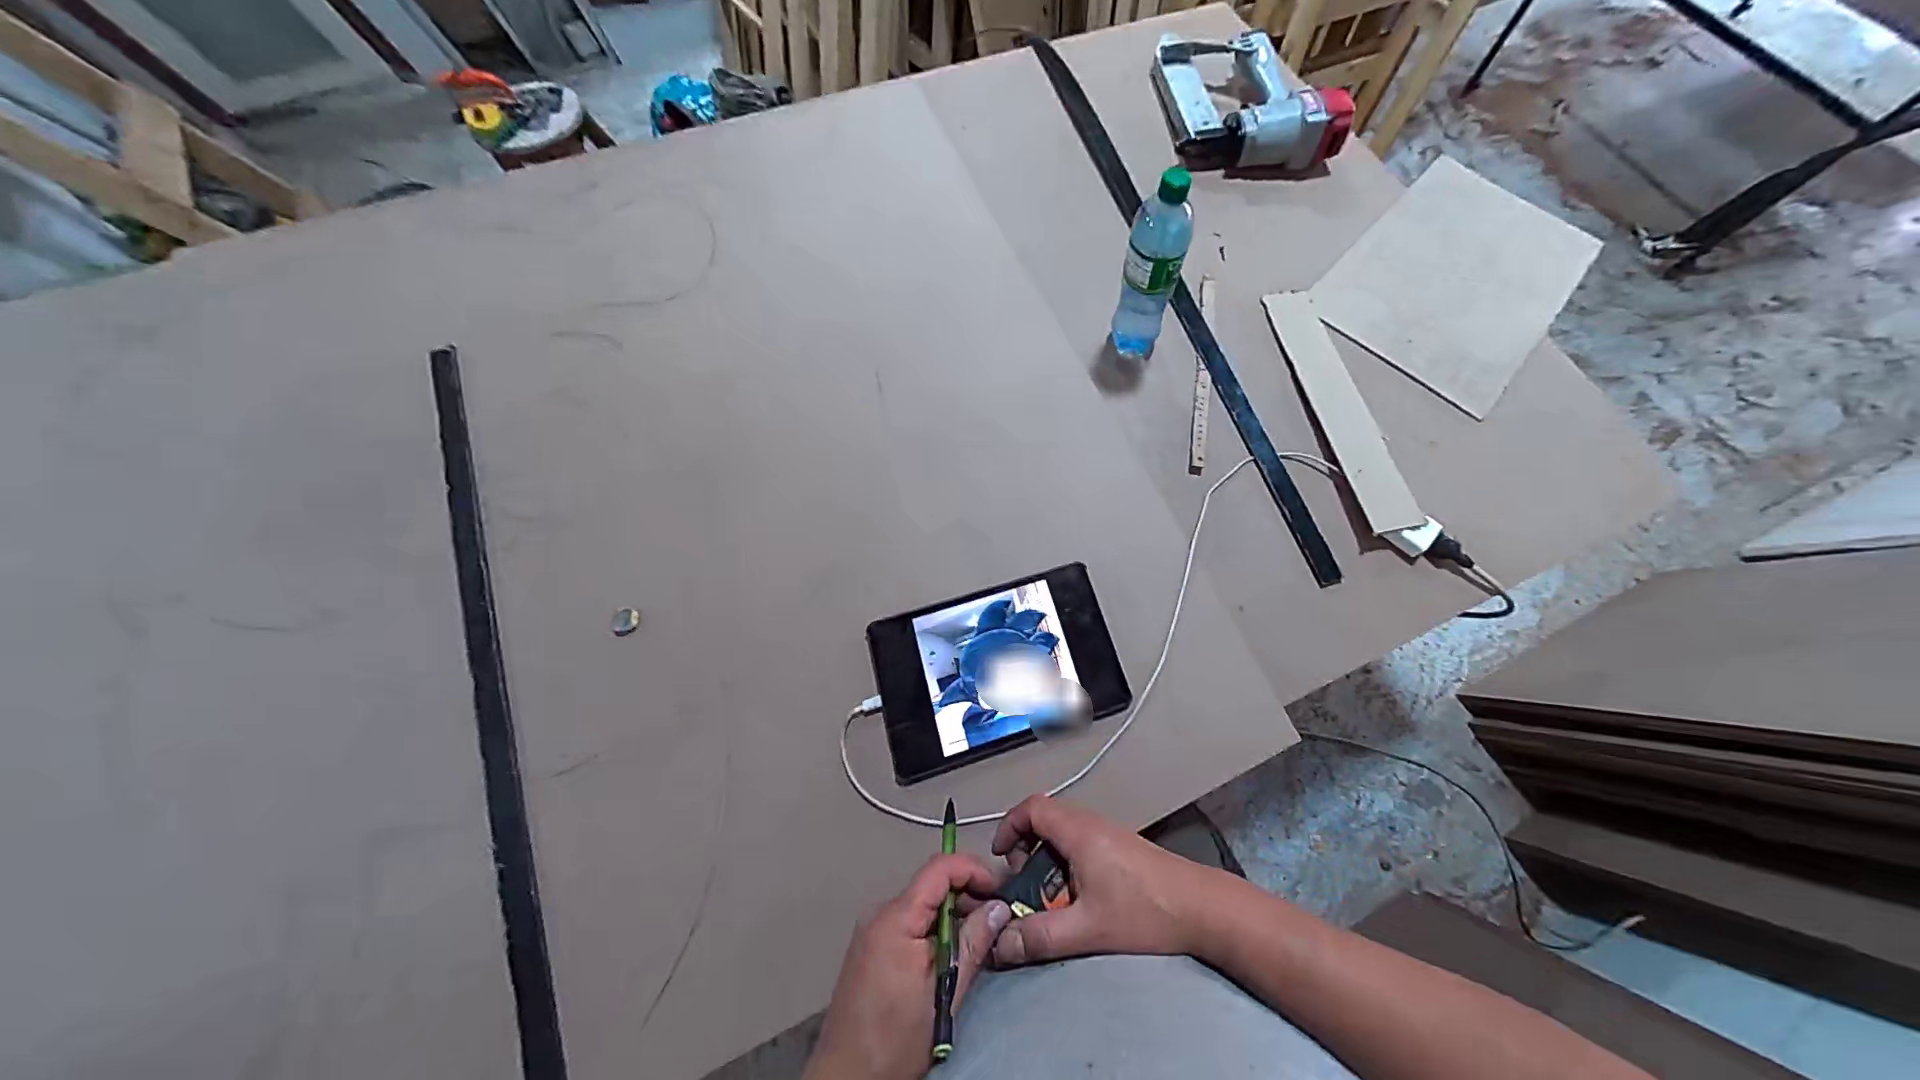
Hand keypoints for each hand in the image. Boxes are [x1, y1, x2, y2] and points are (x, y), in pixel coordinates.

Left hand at [804, 854, 1012, 1079]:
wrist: (846, 1078)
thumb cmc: (894, 1040)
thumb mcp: (943, 992)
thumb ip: (972, 943)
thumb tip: (998, 907)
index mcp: (895, 918)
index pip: (939, 869)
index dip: (973, 870)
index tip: (1000, 889)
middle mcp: (880, 913)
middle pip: (932, 885)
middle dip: (968, 895)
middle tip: (996, 920)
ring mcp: (872, 929)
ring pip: (923, 904)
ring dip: (953, 915)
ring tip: (978, 941)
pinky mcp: (871, 946)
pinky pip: (910, 922)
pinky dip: (934, 929)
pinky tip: (950, 955)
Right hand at [988, 794, 1228, 966]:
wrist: (1205, 910)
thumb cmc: (1148, 912)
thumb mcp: (1087, 929)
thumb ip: (1039, 937)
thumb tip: (1000, 944)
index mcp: (1079, 831)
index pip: (1031, 808)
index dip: (1009, 827)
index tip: (1001, 857)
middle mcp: (1092, 824)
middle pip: (1045, 820)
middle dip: (1026, 851)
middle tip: (1026, 884)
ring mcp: (1110, 835)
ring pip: (1064, 835)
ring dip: (1048, 861)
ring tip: (1053, 898)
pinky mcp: (1123, 850)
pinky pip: (1082, 846)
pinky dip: (1069, 866)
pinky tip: (1081, 901)